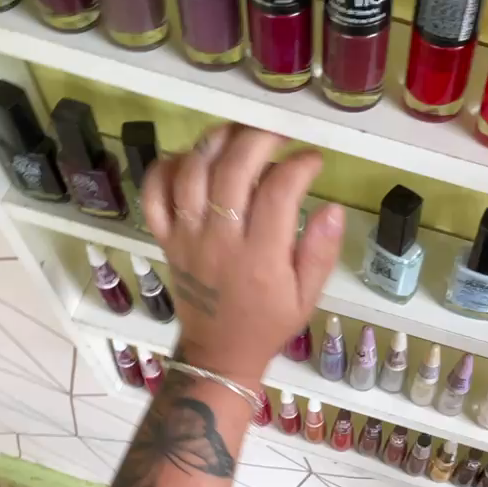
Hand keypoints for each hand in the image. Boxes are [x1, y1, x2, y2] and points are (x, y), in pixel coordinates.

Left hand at [141, 124, 344, 385]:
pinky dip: (168, 166)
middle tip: (277, 134)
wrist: (219, 352)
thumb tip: (332, 208)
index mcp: (261, 258)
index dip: (299, 165)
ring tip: (238, 134)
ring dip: (216, 141)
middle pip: (233, 168)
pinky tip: (192, 159)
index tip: (313, 160)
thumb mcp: (307, 298)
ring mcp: (187, 237)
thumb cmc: (267, 324)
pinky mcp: (165, 239)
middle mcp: (220, 241)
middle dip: (259, 138)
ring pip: (193, 171)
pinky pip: (155, 193)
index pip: (279, 192)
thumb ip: (320, 253)